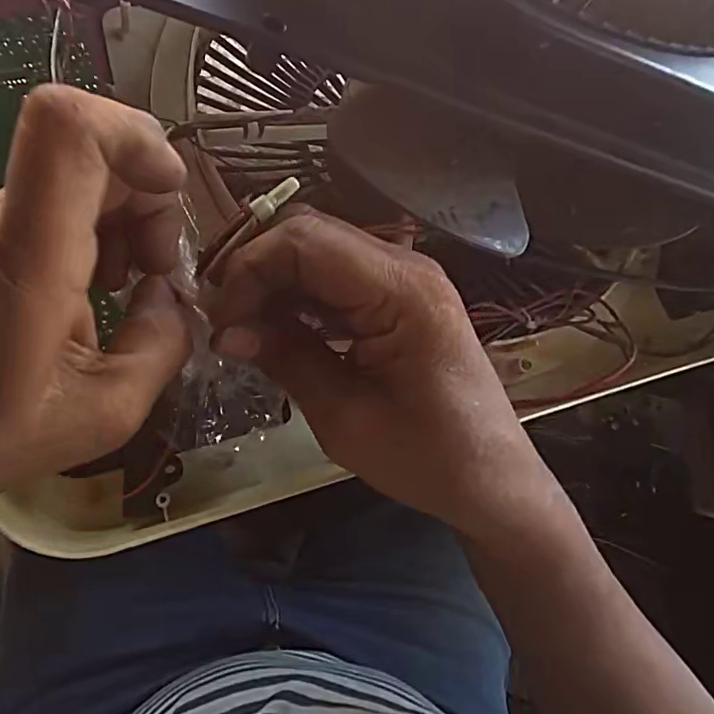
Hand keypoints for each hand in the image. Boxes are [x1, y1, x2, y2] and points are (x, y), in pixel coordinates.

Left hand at [0, 86, 192, 597]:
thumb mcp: (105, 414)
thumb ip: (164, 345)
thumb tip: (174, 295)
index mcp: (30, 256)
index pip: (69, 128)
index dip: (136, 137)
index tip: (172, 196)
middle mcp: (5, 217)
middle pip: (97, 147)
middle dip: (154, 201)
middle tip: (160, 273)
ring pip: (89, 175)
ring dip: (134, 220)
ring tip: (135, 289)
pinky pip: (67, 203)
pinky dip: (107, 232)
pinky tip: (104, 291)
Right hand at [201, 207, 565, 542]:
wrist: (493, 479)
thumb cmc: (429, 459)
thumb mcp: (345, 417)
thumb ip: (287, 359)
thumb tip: (228, 330)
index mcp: (402, 289)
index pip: (305, 240)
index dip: (250, 267)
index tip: (220, 317)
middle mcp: (408, 266)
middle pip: (312, 234)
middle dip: (258, 270)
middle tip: (226, 322)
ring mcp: (409, 278)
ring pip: (322, 251)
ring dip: (278, 282)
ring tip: (245, 330)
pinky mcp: (403, 297)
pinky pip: (340, 277)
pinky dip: (303, 296)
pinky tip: (281, 330)